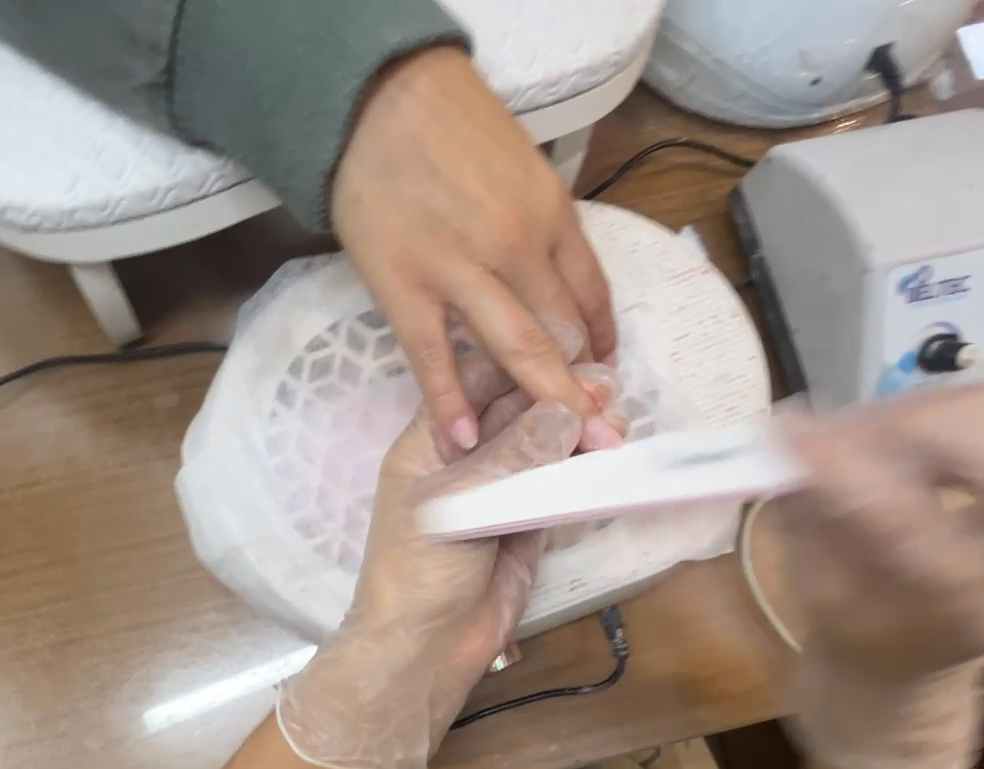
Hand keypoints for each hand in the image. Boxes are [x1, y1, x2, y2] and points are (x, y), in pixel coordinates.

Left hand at [277, 358, 625, 768]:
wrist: (427, 647)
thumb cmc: (419, 568)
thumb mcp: (454, 505)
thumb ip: (509, 458)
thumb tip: (566, 411)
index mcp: (430, 442)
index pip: (473, 385)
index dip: (516, 365)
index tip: (564, 350)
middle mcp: (466, 458)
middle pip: (516, 412)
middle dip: (559, 397)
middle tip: (606, 388)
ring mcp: (499, 490)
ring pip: (545, 446)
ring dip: (579, 432)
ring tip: (617, 421)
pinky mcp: (528, 520)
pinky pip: (559, 484)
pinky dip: (585, 470)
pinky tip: (610, 456)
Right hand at [332, 47, 621, 454]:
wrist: (374, 101)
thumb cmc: (450, 126)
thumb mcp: (519, 164)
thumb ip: (541, 222)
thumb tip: (552, 278)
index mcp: (550, 213)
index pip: (591, 293)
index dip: (601, 342)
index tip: (605, 378)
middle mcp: (517, 247)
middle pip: (563, 332)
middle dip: (588, 390)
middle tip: (609, 441)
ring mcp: (460, 272)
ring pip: (514, 350)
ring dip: (542, 405)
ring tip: (565, 452)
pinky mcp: (406, 291)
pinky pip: (433, 357)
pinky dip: (449, 401)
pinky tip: (463, 440)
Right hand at [780, 385, 983, 768]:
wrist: (906, 658)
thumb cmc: (847, 623)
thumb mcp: (812, 579)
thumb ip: (811, 507)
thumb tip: (796, 427)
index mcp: (950, 613)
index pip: (917, 524)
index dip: (852, 465)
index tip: (793, 431)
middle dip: (934, 425)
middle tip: (859, 426)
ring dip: (961, 412)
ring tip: (893, 427)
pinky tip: (933, 431)